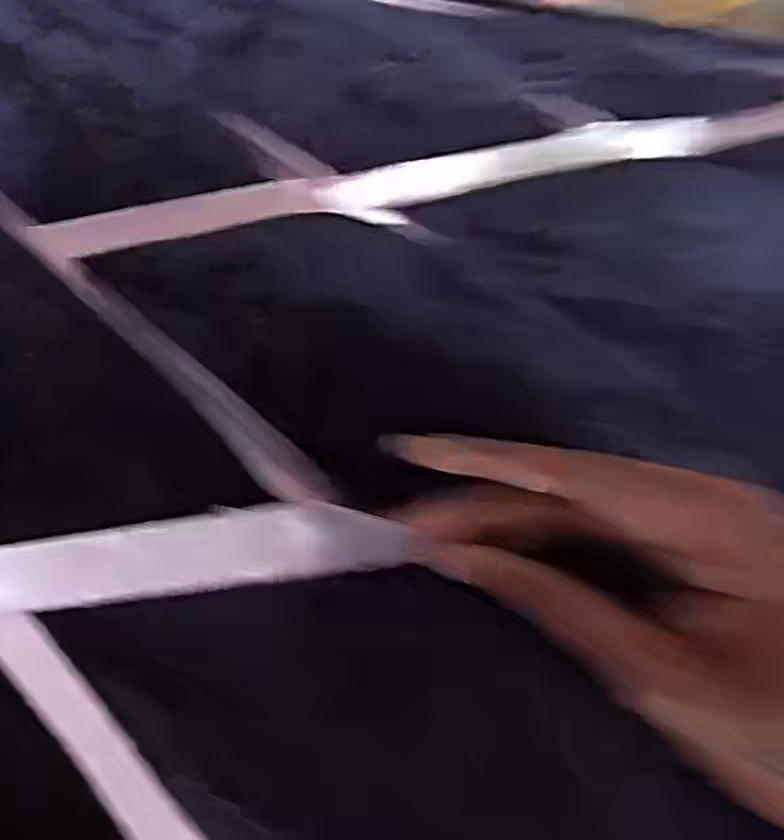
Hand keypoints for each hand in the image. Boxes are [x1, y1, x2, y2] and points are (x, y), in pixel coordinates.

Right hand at [392, 436, 783, 825]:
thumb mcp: (660, 679)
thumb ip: (549, 602)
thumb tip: (444, 552)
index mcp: (725, 530)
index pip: (576, 477)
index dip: (480, 458)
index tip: (404, 449)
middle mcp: (719, 509)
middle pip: (567, 487)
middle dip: (476, 501)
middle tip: (403, 525)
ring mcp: (714, 524)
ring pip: (575, 502)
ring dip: (498, 517)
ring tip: (431, 534)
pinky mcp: (704, 543)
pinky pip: (598, 519)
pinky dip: (533, 528)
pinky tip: (488, 538)